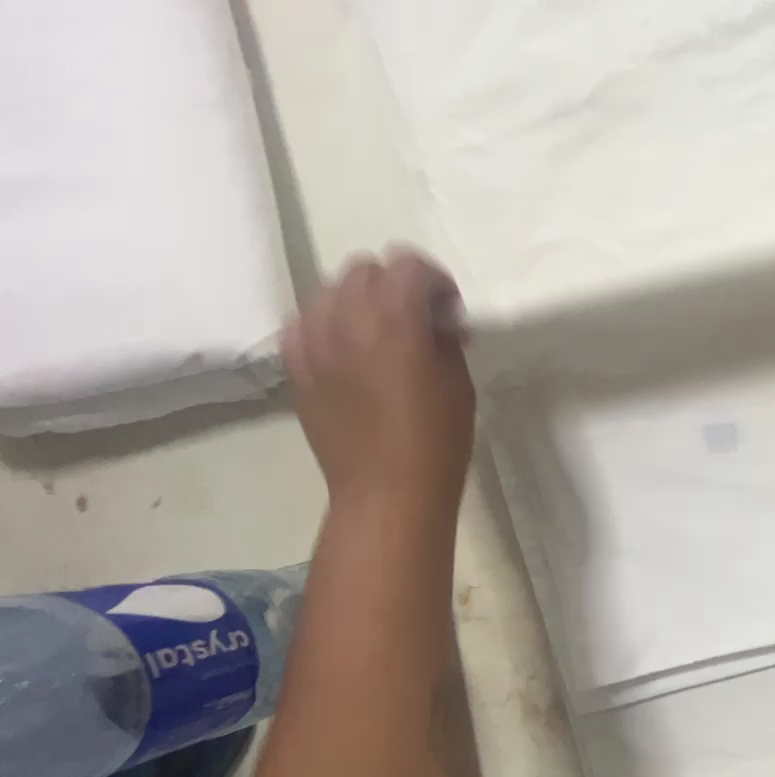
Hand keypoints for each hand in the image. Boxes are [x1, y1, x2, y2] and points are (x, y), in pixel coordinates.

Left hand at [281, 248, 473, 516]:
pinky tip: (352, 353)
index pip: (409, 266)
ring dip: (363, 302)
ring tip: (384, 337)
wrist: (388, 490)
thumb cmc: (438, 441)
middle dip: (398, 286)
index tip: (450, 311)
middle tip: (420, 322)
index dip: (436, 281)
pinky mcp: (293, 362)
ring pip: (331, 290)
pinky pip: (307, 320)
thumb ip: (444, 339)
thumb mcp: (459, 384)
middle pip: (366, 270)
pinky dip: (331, 324)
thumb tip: (436, 321)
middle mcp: (345, 319)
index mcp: (395, 322)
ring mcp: (311, 339)